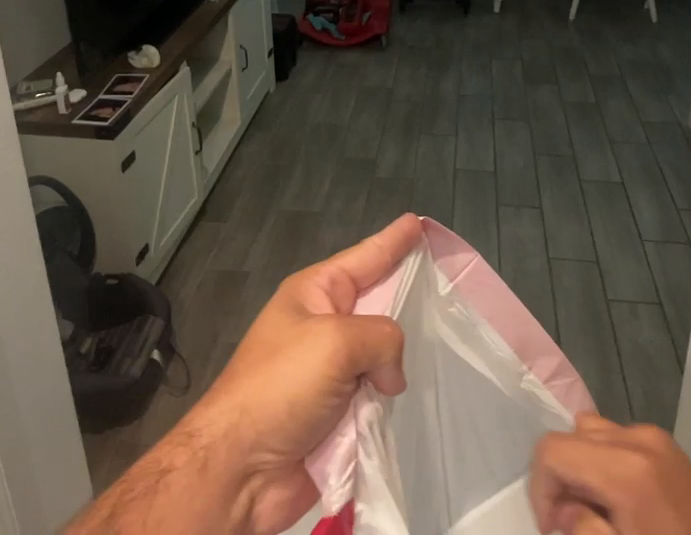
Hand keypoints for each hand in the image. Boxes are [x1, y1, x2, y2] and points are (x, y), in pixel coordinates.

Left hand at [175, 214, 421, 532]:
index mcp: (314, 293)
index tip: (418, 222)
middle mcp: (323, 326)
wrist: (241, 467)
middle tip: (448, 289)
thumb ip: (383, 339)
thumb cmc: (281, 386)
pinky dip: (391, 400)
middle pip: (378, 305)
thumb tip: (389, 377)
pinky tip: (414, 401)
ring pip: (382, 354)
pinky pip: (377, 395)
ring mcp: (329, 372)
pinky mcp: (337, 414)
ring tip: (441, 352)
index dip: (392, 241)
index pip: (364, 257)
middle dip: (408, 300)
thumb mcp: (335, 341)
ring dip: (400, 361)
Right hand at [529, 413, 690, 534]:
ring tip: (596, 512)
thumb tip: (565, 510)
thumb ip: (582, 529)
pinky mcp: (668, 446)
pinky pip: (618, 439)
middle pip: (570, 438)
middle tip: (572, 525)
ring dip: (582, 468)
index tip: (552, 529)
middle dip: (562, 480)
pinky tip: (621, 503)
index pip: (553, 451)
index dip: (541, 489)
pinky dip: (605, 463)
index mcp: (625, 468)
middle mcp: (637, 439)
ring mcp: (656, 438)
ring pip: (591, 432)